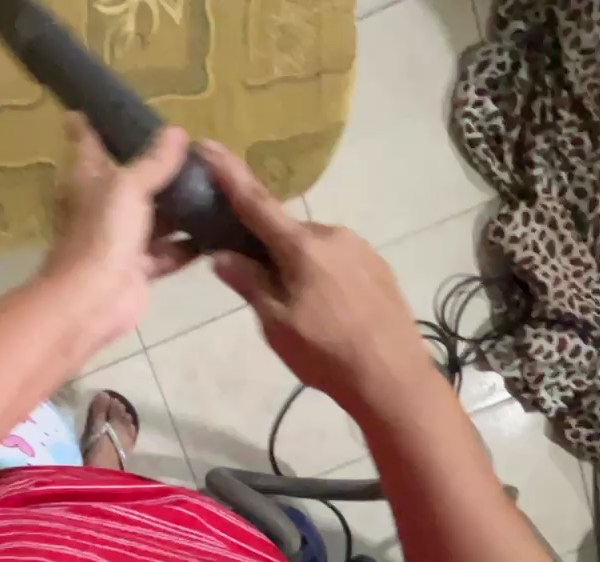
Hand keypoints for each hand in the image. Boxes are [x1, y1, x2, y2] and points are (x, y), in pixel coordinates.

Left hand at [38, 117, 192, 355]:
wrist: (94, 300)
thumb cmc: (101, 233)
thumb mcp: (128, 186)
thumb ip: (154, 162)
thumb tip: (176, 133)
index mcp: (87, 178)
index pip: (87, 140)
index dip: (94, 121)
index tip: (107, 103)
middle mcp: (102, 206)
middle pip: (129, 179)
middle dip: (156, 166)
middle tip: (191, 147)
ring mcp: (120, 240)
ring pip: (154, 217)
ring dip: (180, 207)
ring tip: (213, 186)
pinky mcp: (139, 269)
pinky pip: (168, 252)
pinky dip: (188, 244)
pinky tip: (215, 230)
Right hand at [195, 141, 434, 411]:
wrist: (391, 377)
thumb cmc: (325, 352)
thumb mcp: (276, 324)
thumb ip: (249, 284)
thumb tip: (222, 255)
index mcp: (302, 245)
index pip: (256, 203)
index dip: (229, 175)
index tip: (208, 146)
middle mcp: (333, 234)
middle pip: (285, 232)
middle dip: (263, 247)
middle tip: (252, 282)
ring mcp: (360, 249)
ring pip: (311, 248)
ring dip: (293, 265)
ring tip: (294, 309)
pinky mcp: (376, 267)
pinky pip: (335, 261)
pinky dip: (318, 275)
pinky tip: (323, 310)